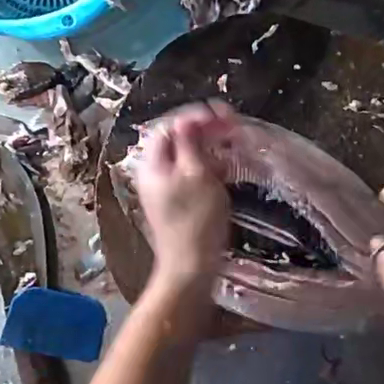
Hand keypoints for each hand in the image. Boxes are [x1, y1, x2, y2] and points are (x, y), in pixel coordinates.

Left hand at [133, 101, 234, 288]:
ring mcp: (165, 190)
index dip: (194, 116)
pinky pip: (192, 175)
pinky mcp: (178, 203)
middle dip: (204, 131)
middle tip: (231, 128)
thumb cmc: (195, 221)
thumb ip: (190, 142)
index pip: (168, 126)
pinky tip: (226, 171)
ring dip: (209, 148)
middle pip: (176, 140)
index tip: (222, 115)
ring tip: (231, 147)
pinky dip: (209, 168)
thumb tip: (188, 118)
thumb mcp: (196, 174)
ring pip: (186, 158)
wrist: (191, 268)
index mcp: (152, 164)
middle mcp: (154, 174)